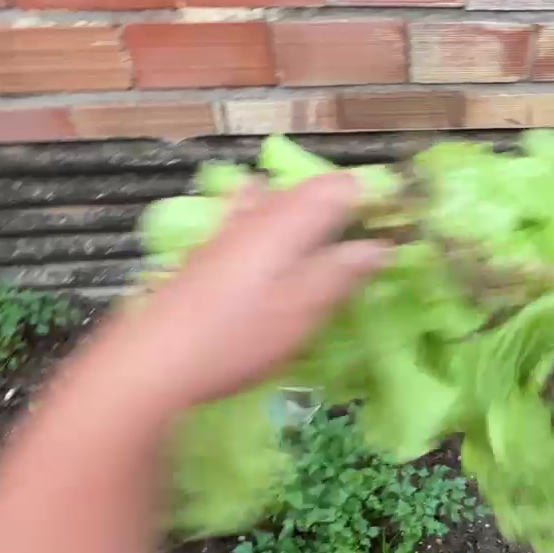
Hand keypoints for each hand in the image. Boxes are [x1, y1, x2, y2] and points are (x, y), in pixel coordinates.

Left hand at [82, 174, 389, 418]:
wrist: (152, 363)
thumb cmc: (237, 337)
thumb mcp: (302, 309)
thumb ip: (341, 271)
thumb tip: (380, 245)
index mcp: (286, 225)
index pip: (339, 189)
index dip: (374, 195)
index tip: (401, 215)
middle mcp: (256, 218)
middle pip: (307, 189)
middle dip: (344, 196)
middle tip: (374, 219)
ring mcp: (226, 234)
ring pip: (274, 198)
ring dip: (306, 200)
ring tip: (328, 211)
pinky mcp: (207, 255)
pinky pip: (246, 212)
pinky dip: (266, 205)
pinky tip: (255, 201)